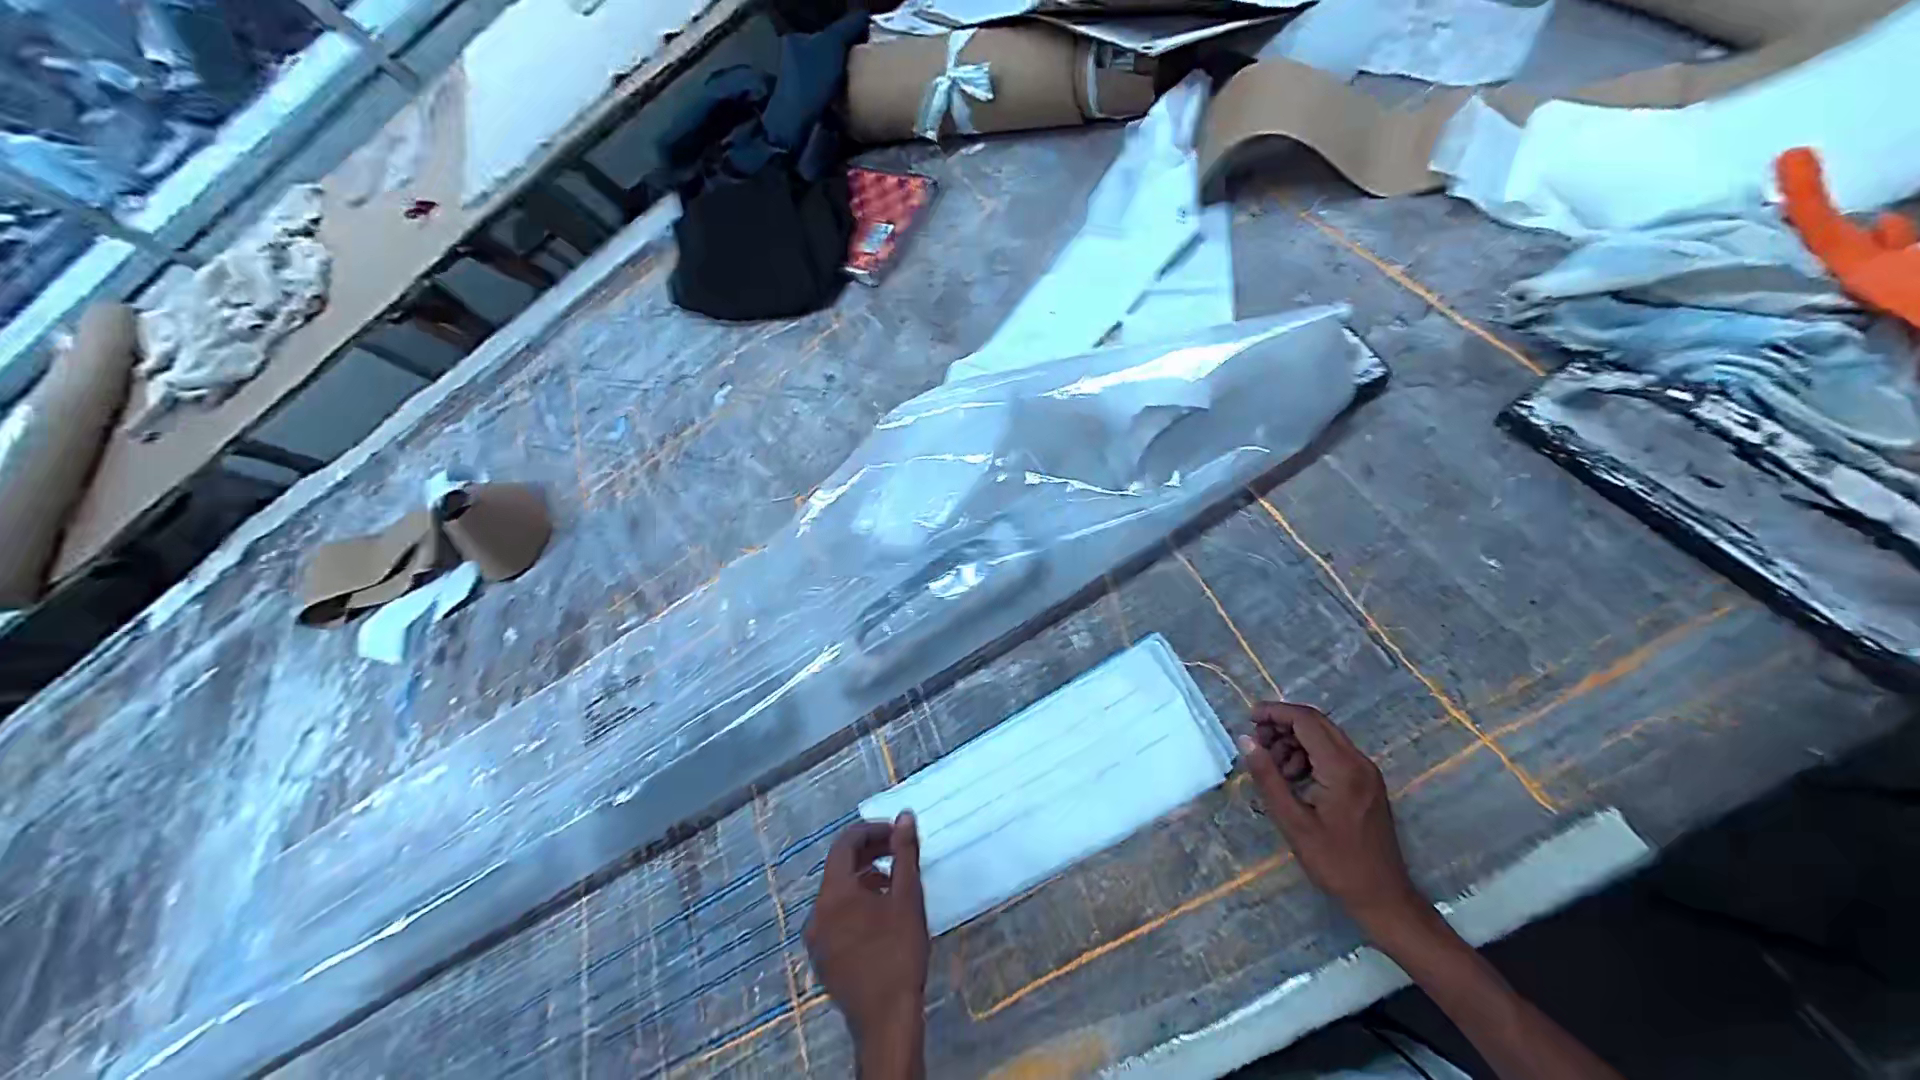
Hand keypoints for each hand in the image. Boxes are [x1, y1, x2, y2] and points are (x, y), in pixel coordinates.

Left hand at [804, 813, 928, 1079]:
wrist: (887, 1020)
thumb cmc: (899, 953)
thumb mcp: (908, 896)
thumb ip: (905, 852)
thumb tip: (905, 816)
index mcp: (833, 894)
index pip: (844, 844)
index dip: (871, 831)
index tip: (896, 832)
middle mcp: (817, 913)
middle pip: (839, 868)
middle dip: (869, 853)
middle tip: (898, 849)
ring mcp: (817, 939)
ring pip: (838, 894)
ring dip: (864, 878)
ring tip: (895, 881)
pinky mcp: (824, 959)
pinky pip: (836, 917)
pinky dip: (857, 904)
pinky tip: (882, 914)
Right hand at [1239, 702, 1425, 934]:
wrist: (1383, 897)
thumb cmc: (1335, 862)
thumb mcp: (1292, 821)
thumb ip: (1268, 776)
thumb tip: (1246, 740)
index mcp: (1342, 768)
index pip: (1306, 720)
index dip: (1274, 713)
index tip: (1248, 720)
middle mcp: (1359, 762)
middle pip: (1316, 723)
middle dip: (1282, 725)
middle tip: (1256, 743)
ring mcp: (1366, 772)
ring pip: (1324, 737)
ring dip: (1293, 742)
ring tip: (1273, 768)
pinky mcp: (1366, 783)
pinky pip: (1332, 754)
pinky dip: (1308, 756)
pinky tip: (1293, 779)